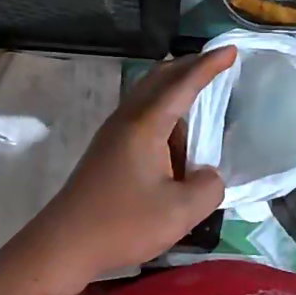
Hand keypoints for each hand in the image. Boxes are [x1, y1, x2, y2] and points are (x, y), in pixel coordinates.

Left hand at [0, 48, 236, 294]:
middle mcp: (126, 119)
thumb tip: (206, 174)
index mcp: (145, 124)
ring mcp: (112, 134)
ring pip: (147, 98)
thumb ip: (208, 187)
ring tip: (202, 109)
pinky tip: (174, 142)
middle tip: (217, 65)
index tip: (230, 50)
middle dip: (189, 67)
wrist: (64, 244)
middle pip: (159, 79)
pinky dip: (163, 117)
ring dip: (175, 95)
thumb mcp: (181, 212)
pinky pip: (141, 118)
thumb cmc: (123, 224)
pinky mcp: (106, 151)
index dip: (209, 65)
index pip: (182, 83)